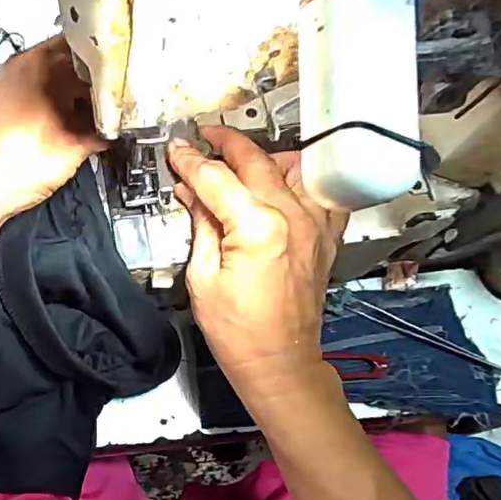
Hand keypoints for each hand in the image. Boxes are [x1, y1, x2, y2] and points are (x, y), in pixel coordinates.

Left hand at [0, 35, 104, 227]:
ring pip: (48, 89)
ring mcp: (2, 92)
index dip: (111, 62)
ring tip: (94, 125)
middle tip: (115, 107)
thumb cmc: (9, 163)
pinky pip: (32, 108)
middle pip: (66, 68)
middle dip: (91, 87)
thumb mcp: (73, 146)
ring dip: (71, 104)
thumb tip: (114, 131)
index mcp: (36, 61)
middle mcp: (16, 70)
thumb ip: (101, 133)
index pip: (85, 45)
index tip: (127, 76)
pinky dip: (50, 118)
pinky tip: (64, 138)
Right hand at [168, 127, 349, 398]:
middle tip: (200, 140)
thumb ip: (202, 225)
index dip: (189, 161)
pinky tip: (276, 183)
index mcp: (258, 228)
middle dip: (223, 145)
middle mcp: (294, 218)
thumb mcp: (202, 276)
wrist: (277, 360)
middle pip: (255, 161)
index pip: (216, 178)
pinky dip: (296, 178)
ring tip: (235, 158)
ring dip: (261, 155)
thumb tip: (193, 194)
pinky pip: (316, 190)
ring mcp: (316, 224)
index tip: (175, 150)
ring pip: (291, 166)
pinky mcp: (325, 235)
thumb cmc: (240, 331)